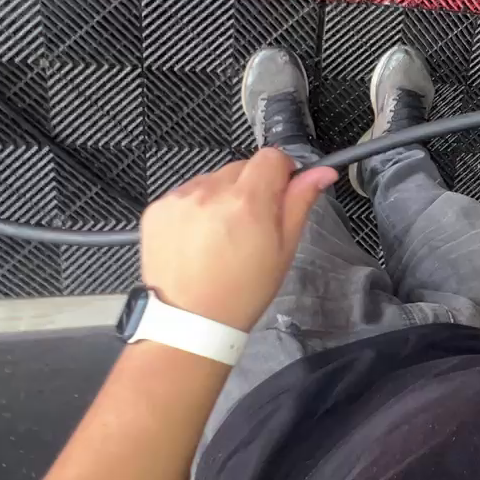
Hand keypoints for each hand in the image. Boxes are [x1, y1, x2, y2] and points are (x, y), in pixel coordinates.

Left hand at [138, 150, 336, 331]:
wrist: (191, 322)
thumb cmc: (243, 291)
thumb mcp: (284, 249)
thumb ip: (300, 202)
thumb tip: (321, 172)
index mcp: (247, 201)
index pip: (271, 156)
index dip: (281, 172)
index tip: (280, 193)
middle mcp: (210, 191)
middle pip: (241, 167)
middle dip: (251, 188)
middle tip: (251, 226)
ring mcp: (180, 198)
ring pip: (213, 179)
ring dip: (222, 197)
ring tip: (221, 236)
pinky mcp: (157, 208)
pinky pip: (186, 193)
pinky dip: (196, 208)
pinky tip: (200, 239)